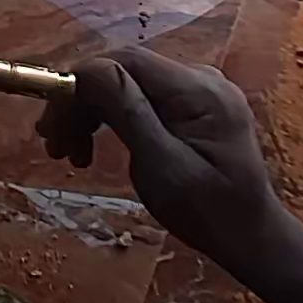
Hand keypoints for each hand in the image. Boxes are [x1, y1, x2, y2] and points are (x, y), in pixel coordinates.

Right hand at [37, 47, 282, 264]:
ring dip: (89, 113)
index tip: (51, 119)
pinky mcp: (188, 102)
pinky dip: (108, 118)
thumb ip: (128, 113)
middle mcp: (198, 78)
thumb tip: (88, 71)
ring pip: (123, 84)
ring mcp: (195, 88)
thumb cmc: (209, 213)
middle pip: (121, 72)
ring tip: (67, 152)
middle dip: (80, 102)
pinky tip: (92, 145)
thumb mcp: (164, 168)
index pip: (125, 62)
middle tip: (52, 142)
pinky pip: (136, 97)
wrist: (250, 240)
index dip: (80, 81)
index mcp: (199, 91)